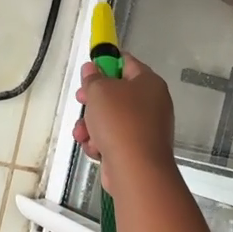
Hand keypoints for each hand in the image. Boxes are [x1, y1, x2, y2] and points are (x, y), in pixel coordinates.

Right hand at [72, 54, 174, 191]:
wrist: (136, 168)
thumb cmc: (119, 121)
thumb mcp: (100, 91)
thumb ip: (93, 77)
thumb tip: (92, 68)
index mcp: (149, 83)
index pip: (127, 63)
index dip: (106, 62)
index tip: (88, 70)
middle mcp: (152, 104)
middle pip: (117, 94)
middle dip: (93, 100)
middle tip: (81, 100)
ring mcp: (146, 129)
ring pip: (111, 119)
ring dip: (91, 125)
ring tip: (82, 134)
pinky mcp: (137, 150)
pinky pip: (114, 139)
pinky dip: (101, 143)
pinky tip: (93, 149)